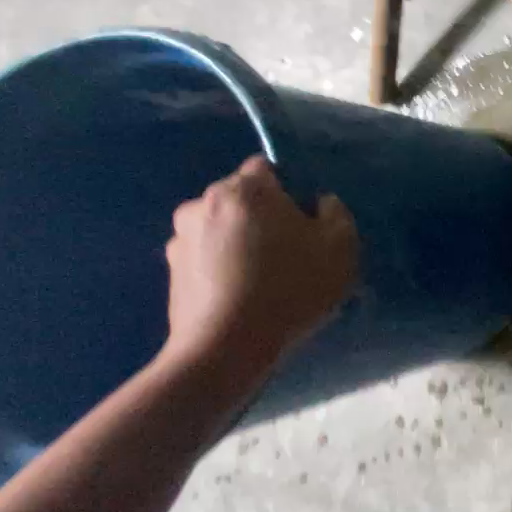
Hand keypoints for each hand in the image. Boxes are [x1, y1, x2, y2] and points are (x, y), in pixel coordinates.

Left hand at [162, 156, 359, 377]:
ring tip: (267, 270)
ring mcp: (179, 239)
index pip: (267, 166)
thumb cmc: (292, 285)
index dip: (291, 185)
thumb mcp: (341, 244)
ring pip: (222, 225)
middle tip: (293, 243)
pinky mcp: (170, 271)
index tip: (308, 214)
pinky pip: (207, 253)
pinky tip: (246, 289)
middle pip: (242, 196)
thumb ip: (335, 212)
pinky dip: (225, 262)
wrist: (227, 345)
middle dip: (265, 212)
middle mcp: (202, 205)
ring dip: (242, 238)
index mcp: (245, 190)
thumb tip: (318, 203)